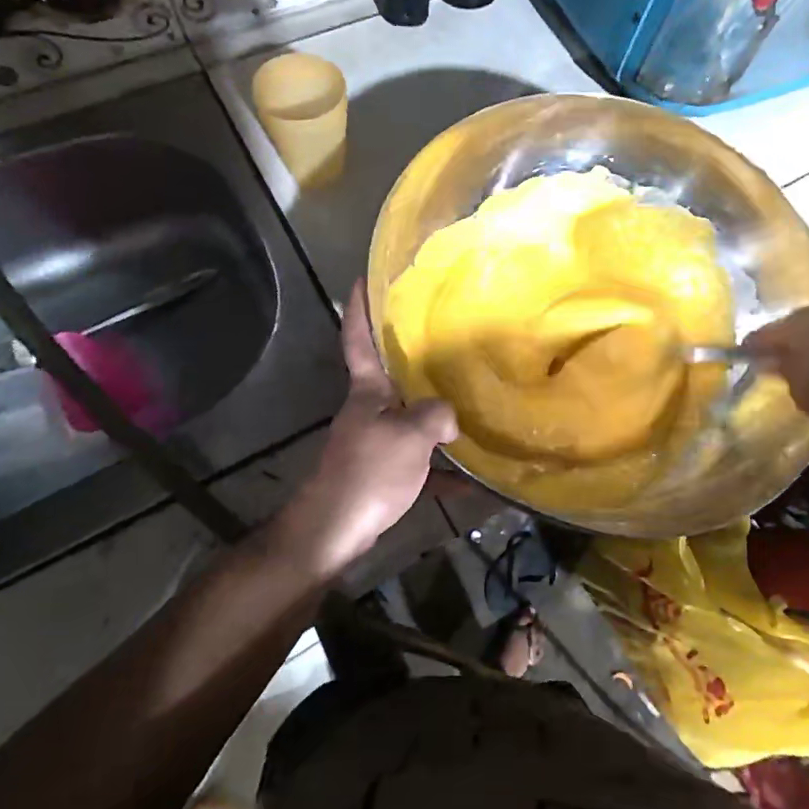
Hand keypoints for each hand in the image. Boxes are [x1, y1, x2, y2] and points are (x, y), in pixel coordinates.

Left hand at [268, 281, 457, 580]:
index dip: (359, 309)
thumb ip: (436, 416)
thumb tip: (450, 418)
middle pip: (390, 376)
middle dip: (411, 357)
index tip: (363, 280)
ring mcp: (375, 443)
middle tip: (445, 337)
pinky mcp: (382, 474)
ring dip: (435, 414)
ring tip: (471, 400)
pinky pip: (419, 462)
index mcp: (367, 392)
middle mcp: (368, 411)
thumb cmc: (368, 472)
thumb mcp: (409, 436)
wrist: (336, 529)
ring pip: (409, 419)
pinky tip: (472, 479)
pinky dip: (442, 469)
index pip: (359, 339)